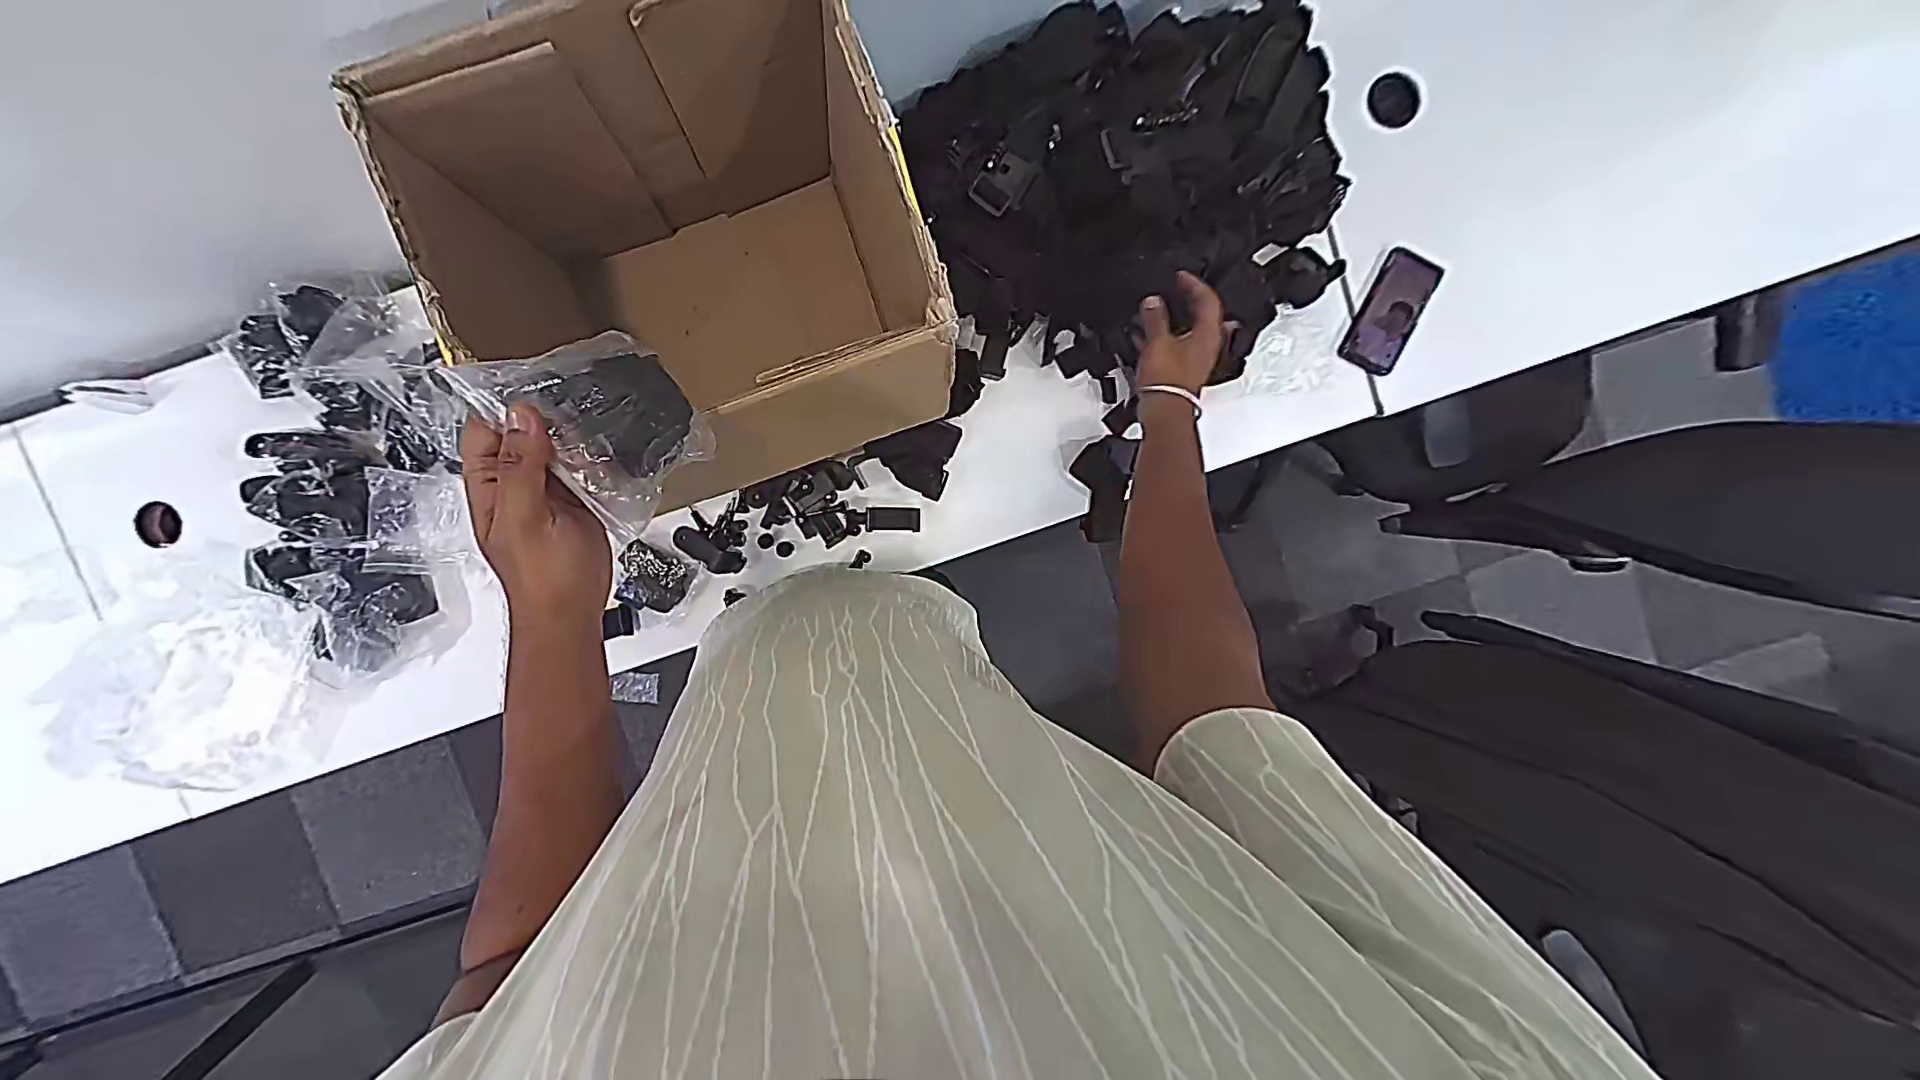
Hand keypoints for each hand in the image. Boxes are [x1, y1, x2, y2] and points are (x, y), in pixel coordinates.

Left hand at [461, 406, 611, 630]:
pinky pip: (581, 472)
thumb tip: (521, 419)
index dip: (504, 411)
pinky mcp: (577, 503)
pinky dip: (592, 461)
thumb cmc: (543, 577)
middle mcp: (516, 487)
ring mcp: (548, 495)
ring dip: (571, 441)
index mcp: (490, 487)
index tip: (534, 396)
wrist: (573, 610)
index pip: (486, 432)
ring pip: (555, 452)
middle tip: (570, 408)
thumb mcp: (526, 516)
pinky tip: (603, 455)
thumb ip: (521, 467)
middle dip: (544, 422)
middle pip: (523, 437)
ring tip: (590, 427)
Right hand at [1136, 270, 1225, 395]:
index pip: (1208, 300)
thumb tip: (1153, 302)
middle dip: (1183, 301)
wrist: (1163, 411)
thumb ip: (1155, 317)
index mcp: (1208, 334)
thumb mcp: (1158, 341)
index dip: (1194, 284)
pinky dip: (1160, 338)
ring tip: (1151, 312)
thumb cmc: (1168, 382)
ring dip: (1169, 320)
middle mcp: (1206, 346)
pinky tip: (1143, 337)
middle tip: (1170, 291)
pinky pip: (1173, 347)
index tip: (1181, 276)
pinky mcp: (1181, 371)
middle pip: (1199, 316)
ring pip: (1185, 332)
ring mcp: (1194, 359)